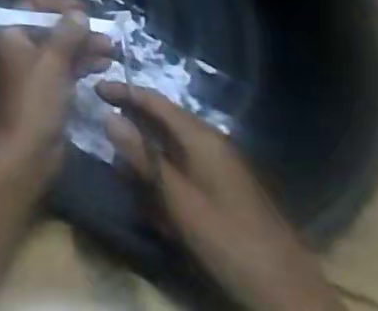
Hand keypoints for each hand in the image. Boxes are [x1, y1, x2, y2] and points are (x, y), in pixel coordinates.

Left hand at [0, 0, 114, 189]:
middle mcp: (20, 48)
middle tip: (107, 34)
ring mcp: (34, 70)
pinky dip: (83, 63)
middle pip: (50, 28)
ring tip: (113, 49)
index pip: (31, 6)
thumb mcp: (53, 62)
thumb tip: (78, 13)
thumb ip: (66, 34)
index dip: (56, 5)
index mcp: (11, 35)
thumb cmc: (36, 100)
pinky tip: (105, 64)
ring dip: (85, 46)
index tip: (83, 10)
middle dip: (78, 29)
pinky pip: (66, 68)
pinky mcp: (47, 89)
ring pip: (61, 49)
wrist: (29, 150)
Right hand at [100, 84, 341, 310]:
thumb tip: (109, 117)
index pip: (155, 100)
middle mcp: (211, 143)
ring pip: (171, 147)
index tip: (92, 87)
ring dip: (146, 156)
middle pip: (162, 121)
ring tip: (122, 171)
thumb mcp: (176, 197)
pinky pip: (183, 170)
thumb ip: (142, 156)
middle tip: (101, 130)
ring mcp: (220, 167)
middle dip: (132, 125)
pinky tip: (152, 201)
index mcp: (200, 137)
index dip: (123, 91)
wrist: (284, 291)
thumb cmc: (225, 236)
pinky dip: (163, 177)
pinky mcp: (223, 190)